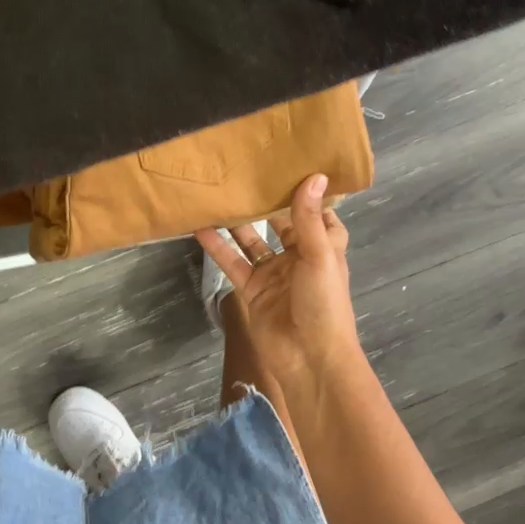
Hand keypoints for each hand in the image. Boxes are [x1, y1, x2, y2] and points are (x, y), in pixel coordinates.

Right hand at [195, 173, 364, 392]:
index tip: (291, 163)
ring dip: (236, 221)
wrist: (309, 360)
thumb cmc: (324, 304)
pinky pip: (232, 262)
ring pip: (251, 241)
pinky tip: (200, 226)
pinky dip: (217, 246)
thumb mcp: (320, 256)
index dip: (306, 192)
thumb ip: (309, 218)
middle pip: (280, 223)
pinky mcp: (251, 290)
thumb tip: (315, 174)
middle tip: (243, 170)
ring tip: (217, 193)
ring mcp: (273, 274)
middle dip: (265, 202)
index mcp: (323, 247)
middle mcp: (298, 257)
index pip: (316, 214)